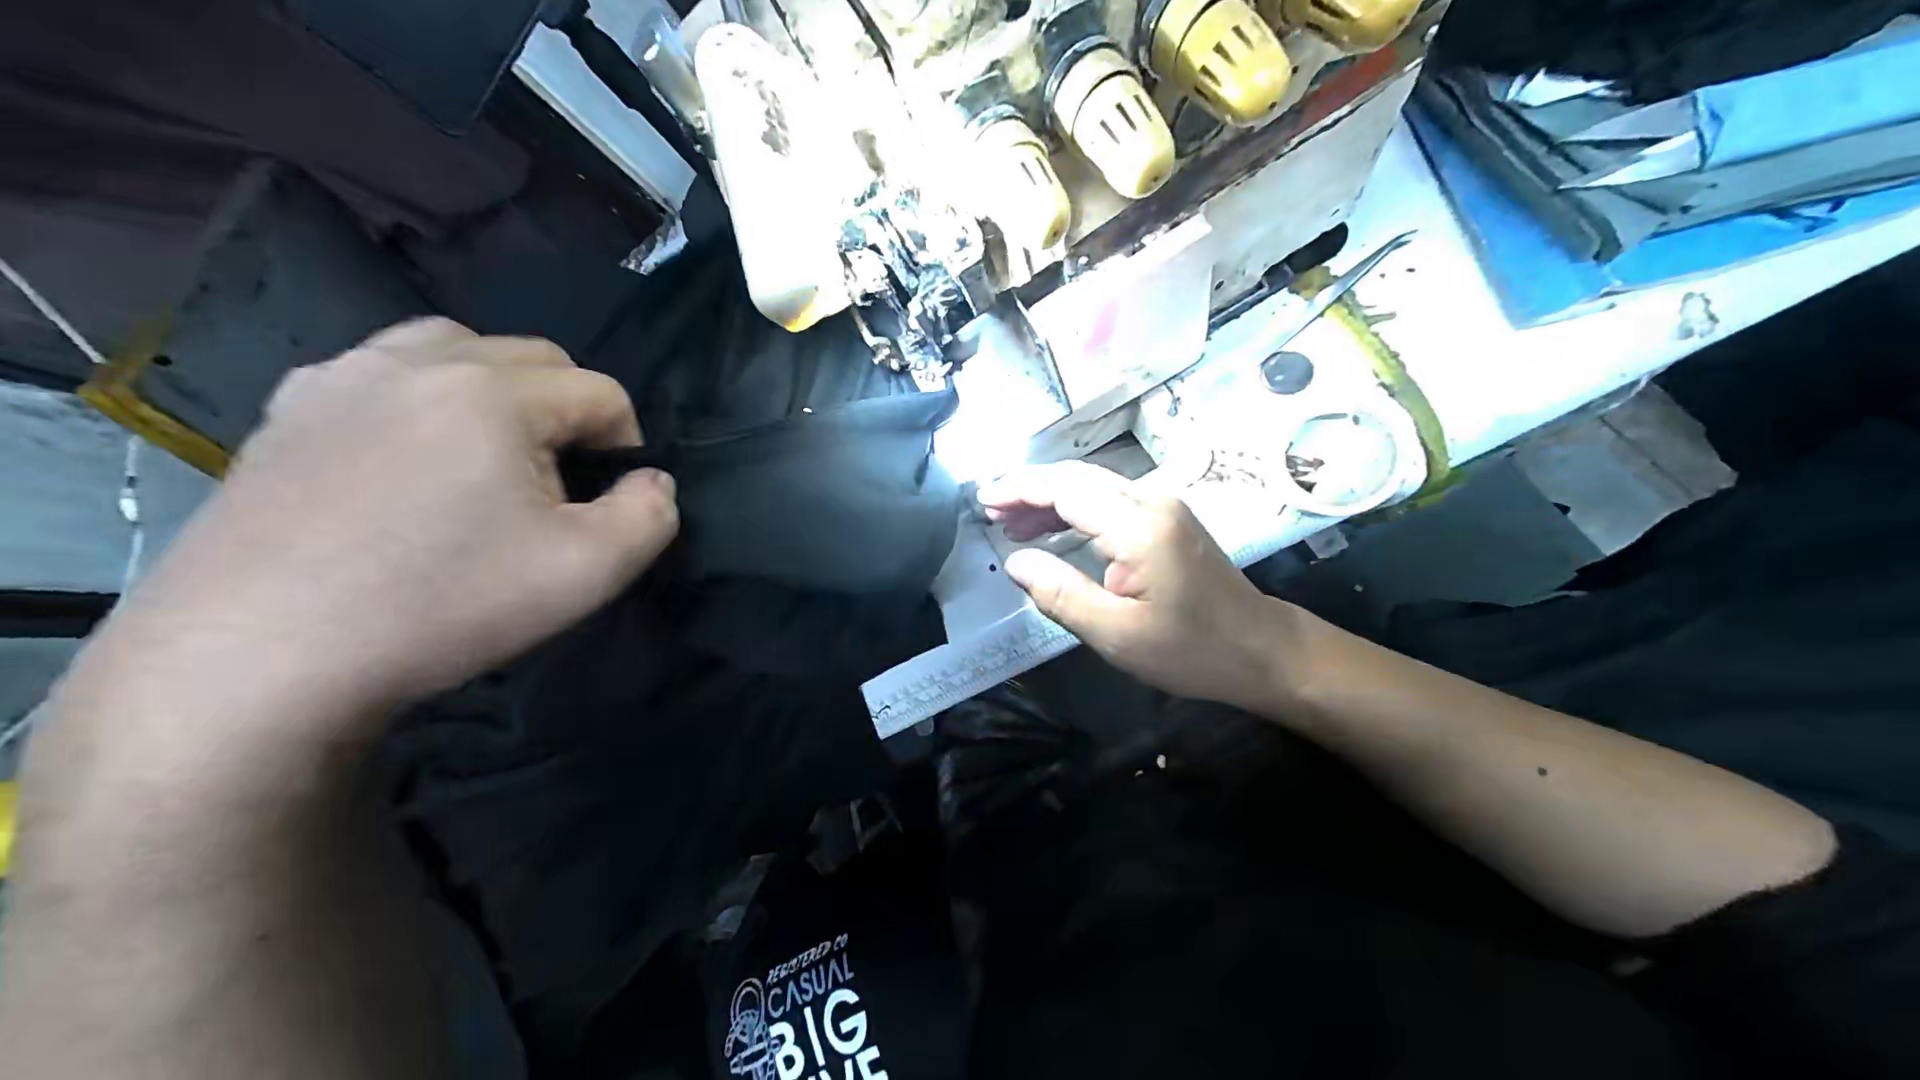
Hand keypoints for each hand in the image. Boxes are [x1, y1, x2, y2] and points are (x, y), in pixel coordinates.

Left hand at [91, 318, 677, 720]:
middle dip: (569, 410)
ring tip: (492, 455)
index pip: (601, 391)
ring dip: (498, 390)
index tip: (610, 501)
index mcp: (494, 393)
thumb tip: (651, 481)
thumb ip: (651, 515)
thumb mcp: (589, 571)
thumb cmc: (445, 605)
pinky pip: (381, 372)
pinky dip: (422, 396)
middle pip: (535, 357)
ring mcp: (341, 377)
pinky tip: (412, 456)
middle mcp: (416, 361)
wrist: (261, 656)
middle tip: (559, 482)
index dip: (628, 443)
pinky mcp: (288, 410)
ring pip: (454, 347)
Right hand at [980, 462, 1293, 709]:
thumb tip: (1015, 563)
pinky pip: (1108, 501)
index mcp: (1139, 526)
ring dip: (1048, 499)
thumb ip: (1061, 595)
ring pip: (1091, 486)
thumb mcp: (1117, 635)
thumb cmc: (1191, 650)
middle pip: (1077, 478)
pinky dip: (1074, 510)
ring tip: (1009, 522)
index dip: (1020, 491)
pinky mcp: (1166, 519)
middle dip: (1028, 489)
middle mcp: (1152, 502)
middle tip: (988, 508)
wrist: (1261, 649)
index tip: (983, 500)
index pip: (1066, 491)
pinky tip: (1050, 529)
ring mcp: (1163, 506)